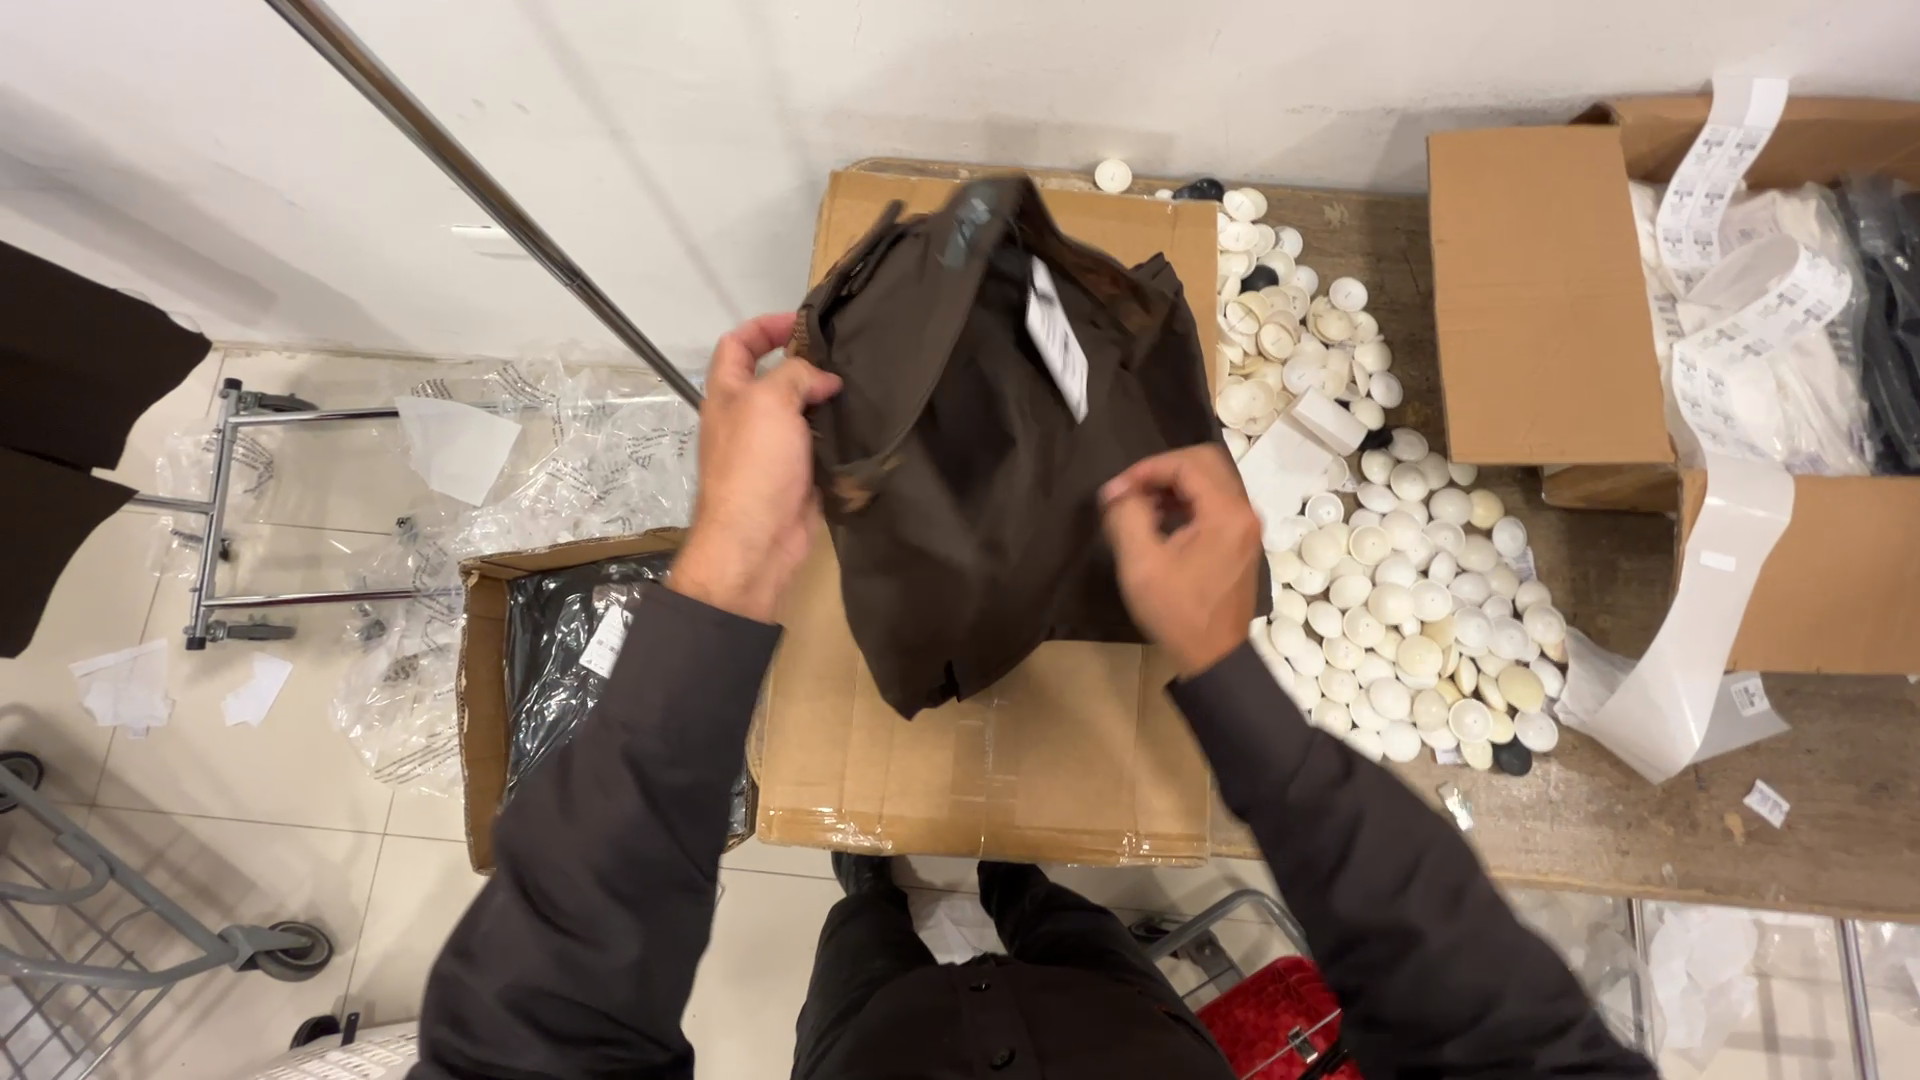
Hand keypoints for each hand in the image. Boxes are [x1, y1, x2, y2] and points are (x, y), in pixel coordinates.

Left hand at [671, 313, 840, 621]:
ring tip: (860, 387)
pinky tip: (863, 425)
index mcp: (727, 394)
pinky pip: (820, 446)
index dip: (764, 326)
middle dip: (806, 363)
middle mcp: (747, 418)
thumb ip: (796, 376)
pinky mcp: (798, 475)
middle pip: (775, 377)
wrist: (758, 538)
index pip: (738, 345)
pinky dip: (838, 435)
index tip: (801, 322)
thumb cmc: (755, 465)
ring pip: (802, 413)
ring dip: (827, 400)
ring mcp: (773, 449)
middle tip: (843, 357)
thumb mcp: (769, 403)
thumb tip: (824, 380)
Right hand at [1100, 445, 1261, 677]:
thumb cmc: (1177, 612)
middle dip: (1162, 470)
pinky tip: (1160, 520)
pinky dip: (1186, 500)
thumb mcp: (1141, 565)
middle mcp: (1244, 511)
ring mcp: (1246, 525)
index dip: (1147, 469)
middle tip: (1131, 491)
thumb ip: (1125, 516)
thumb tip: (1114, 490)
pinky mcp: (1241, 538)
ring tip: (1140, 505)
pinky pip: (1214, 501)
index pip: (1186, 464)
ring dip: (1173, 484)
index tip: (1117, 490)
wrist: (1213, 656)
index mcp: (1226, 513)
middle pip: (1204, 462)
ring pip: (1210, 479)